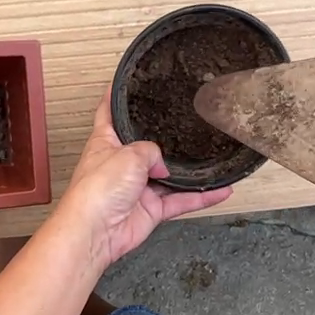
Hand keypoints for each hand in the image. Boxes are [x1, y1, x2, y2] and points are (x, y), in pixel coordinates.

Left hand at [52, 92, 231, 270]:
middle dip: (162, 143)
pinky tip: (219, 190)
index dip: (114, 98)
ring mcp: (135, 188)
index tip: (122, 83)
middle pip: (145, 148)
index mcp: (105, 143)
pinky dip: (199, 197)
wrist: (95, 231)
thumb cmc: (96, 191)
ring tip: (209, 161)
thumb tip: (163, 164)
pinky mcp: (149, 210)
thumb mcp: (129, 153)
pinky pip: (180, 200)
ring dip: (187, 174)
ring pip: (168, 177)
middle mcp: (120, 165)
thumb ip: (151, 150)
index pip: (108, 113)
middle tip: (182, 128)